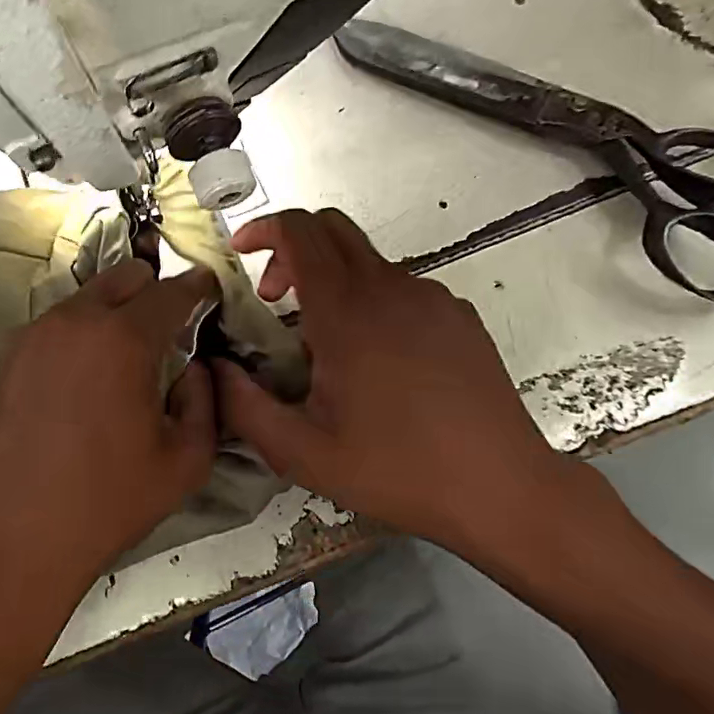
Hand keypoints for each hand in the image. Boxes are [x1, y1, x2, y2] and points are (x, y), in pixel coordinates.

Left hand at [0, 260, 219, 614]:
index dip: (199, 288)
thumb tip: (192, 370)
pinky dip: (86, 333)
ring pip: (90, 296)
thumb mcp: (187, 460)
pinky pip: (61, 324)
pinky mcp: (11, 358)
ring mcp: (35, 335)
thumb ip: (204, 400)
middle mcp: (75, 321)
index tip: (211, 294)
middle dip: (156, 292)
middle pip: (127, 276)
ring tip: (131, 360)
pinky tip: (92, 378)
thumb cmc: (109, 502)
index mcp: (123, 339)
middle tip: (172, 331)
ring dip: (118, 311)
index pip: (173, 291)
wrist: (14, 541)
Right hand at [215, 209, 574, 547]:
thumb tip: (214, 371)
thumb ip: (245, 407)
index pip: (300, 231)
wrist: (499, 484)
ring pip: (369, 262)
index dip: (263, 228)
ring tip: (327, 347)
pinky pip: (403, 289)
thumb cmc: (397, 469)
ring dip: (334, 281)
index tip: (241, 252)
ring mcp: (432, 298)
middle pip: (334, 229)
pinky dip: (373, 301)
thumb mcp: (303, 452)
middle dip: (293, 248)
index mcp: (347, 311)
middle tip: (275, 298)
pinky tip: (380, 361)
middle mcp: (391, 289)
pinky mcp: (459, 316)